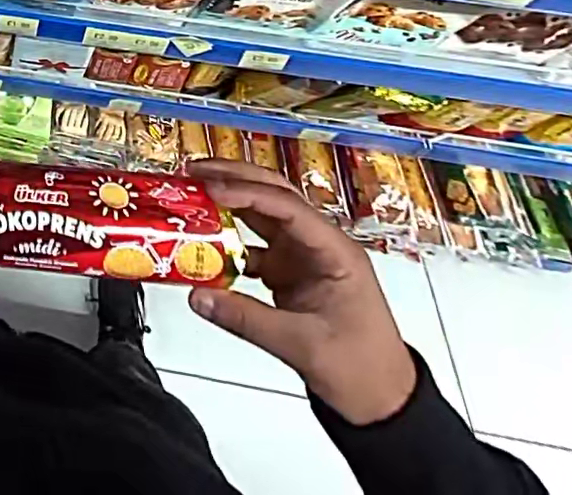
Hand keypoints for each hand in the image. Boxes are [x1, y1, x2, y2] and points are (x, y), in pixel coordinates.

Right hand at [184, 158, 416, 424]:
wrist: (381, 400)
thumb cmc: (361, 369)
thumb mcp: (302, 345)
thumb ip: (245, 318)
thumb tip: (198, 295)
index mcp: (334, 252)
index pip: (287, 206)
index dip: (246, 193)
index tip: (209, 190)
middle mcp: (316, 243)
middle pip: (273, 193)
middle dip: (232, 177)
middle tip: (193, 171)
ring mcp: (299, 253)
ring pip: (258, 210)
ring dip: (225, 197)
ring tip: (190, 188)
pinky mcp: (283, 267)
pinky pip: (247, 239)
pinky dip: (222, 233)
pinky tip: (199, 235)